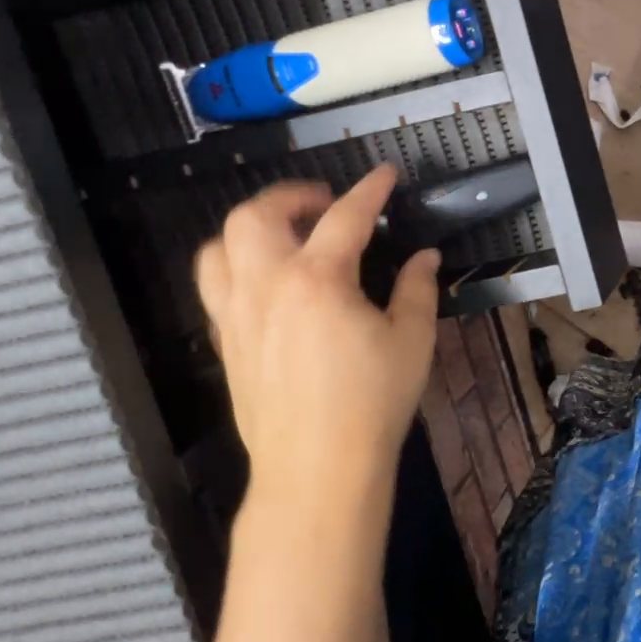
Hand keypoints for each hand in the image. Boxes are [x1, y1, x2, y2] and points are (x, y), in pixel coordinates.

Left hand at [195, 164, 439, 503]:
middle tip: (326, 204)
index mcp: (318, 281)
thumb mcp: (413, 340)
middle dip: (290, 196)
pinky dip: (240, 267)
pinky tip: (273, 283)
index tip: (385, 174)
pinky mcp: (227, 344)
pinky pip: (217, 288)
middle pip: (254, 216)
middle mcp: (267, 288)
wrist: (317, 467)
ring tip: (287, 236)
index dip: (369, 190)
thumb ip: (417, 289)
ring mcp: (237, 316)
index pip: (345, 217)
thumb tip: (423, 258)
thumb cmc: (373, 401)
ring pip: (217, 249)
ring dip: (251, 229)